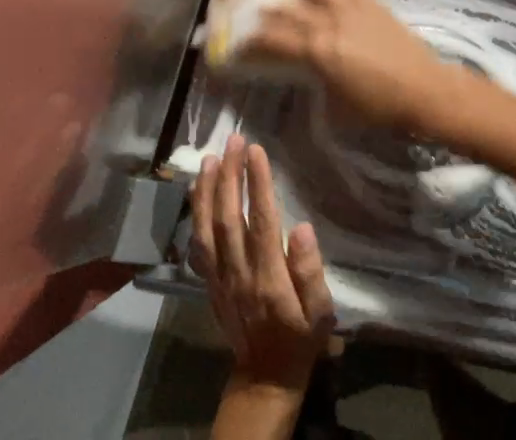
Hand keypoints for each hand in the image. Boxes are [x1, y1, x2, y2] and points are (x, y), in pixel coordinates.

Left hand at [190, 135, 334, 390]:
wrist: (266, 375)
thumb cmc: (302, 337)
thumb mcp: (321, 310)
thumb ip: (310, 270)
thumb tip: (302, 227)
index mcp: (269, 277)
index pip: (261, 221)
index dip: (257, 184)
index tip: (256, 151)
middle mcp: (239, 273)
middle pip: (229, 216)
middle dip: (229, 175)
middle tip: (234, 141)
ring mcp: (220, 277)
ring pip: (206, 227)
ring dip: (206, 190)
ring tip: (210, 158)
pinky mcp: (210, 282)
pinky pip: (197, 245)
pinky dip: (194, 216)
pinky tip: (196, 193)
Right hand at [246, 0, 470, 131]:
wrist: (426, 91)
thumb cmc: (381, 109)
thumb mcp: (336, 108)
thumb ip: (315, 86)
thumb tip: (305, 76)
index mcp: (318, 50)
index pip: (272, 39)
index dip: (249, 41)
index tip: (235, 43)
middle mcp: (331, 21)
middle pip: (289, 8)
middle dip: (265, 11)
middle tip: (251, 11)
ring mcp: (354, 8)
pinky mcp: (374, 4)